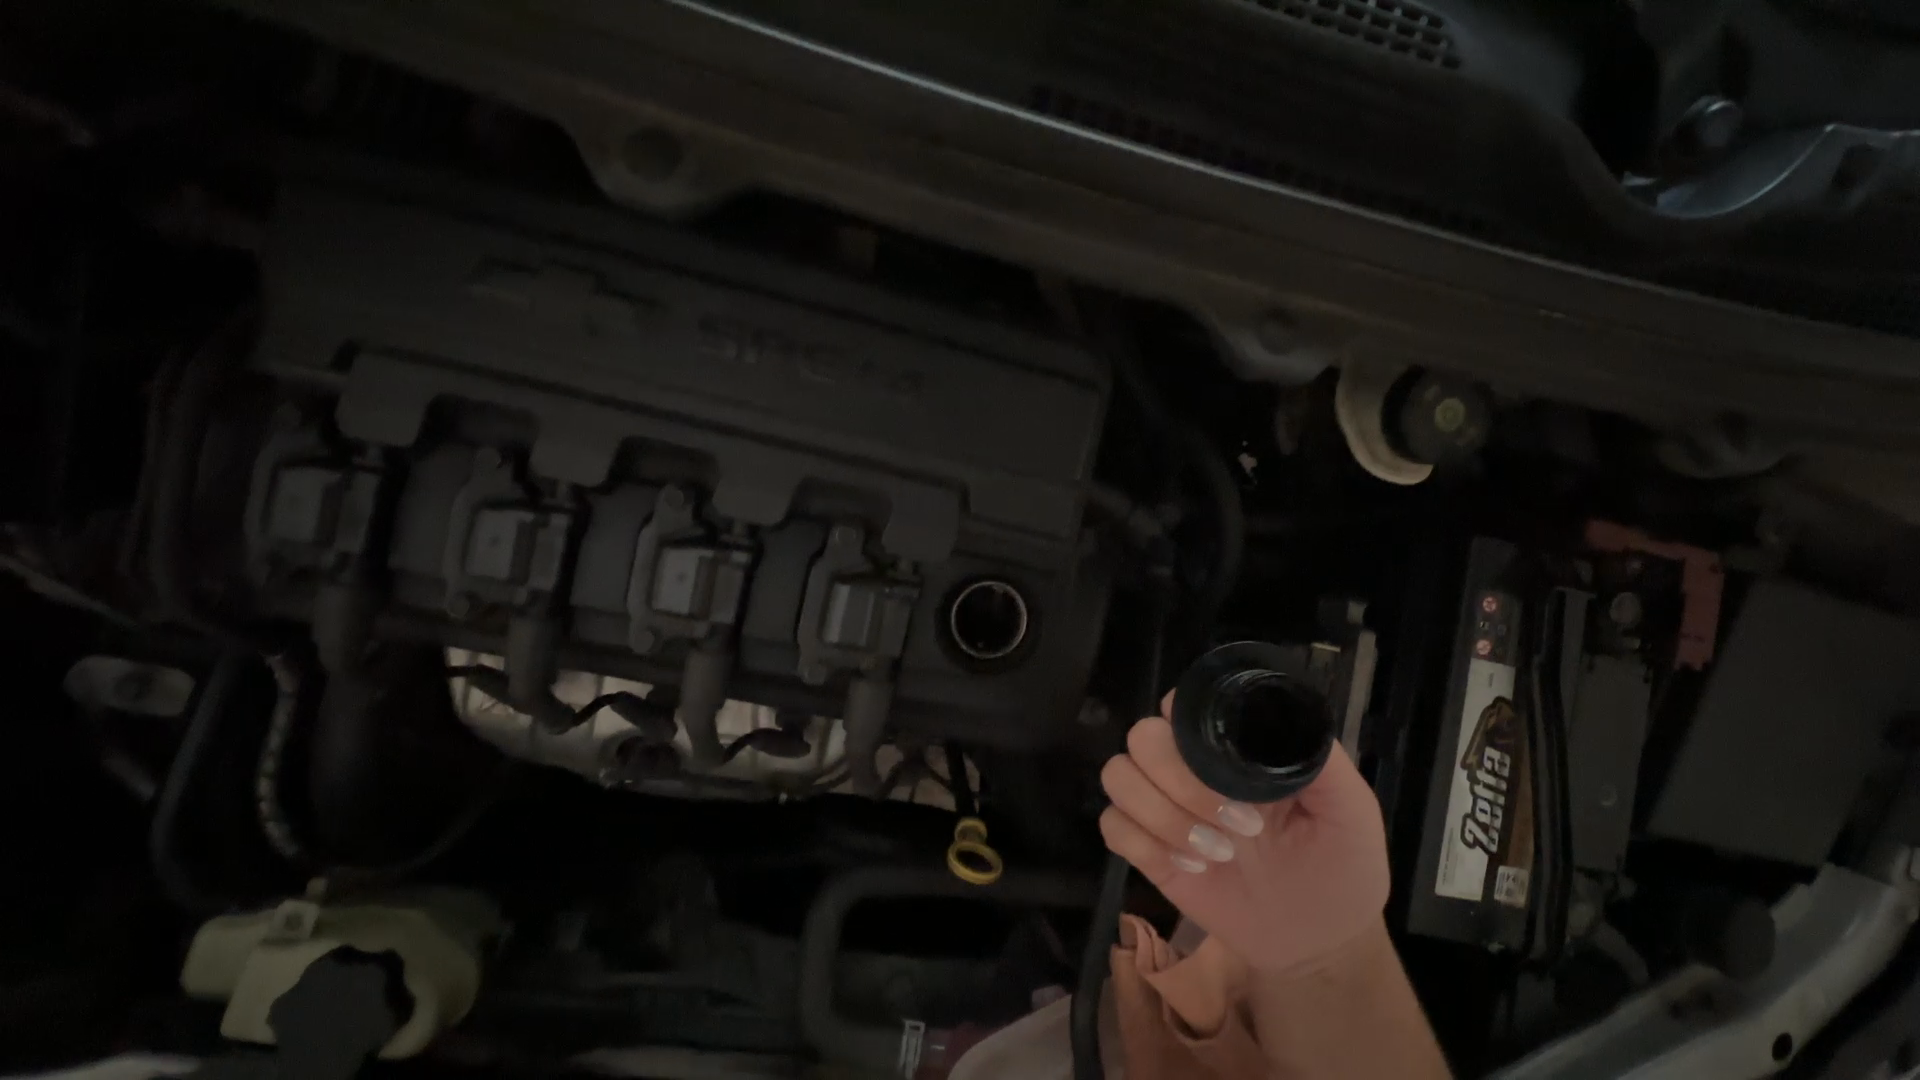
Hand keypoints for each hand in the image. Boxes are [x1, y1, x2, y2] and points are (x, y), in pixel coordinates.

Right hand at [1098, 698, 1390, 974]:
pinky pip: (1112, 826)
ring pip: (1118, 776)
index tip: (1215, 758)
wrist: (1321, 940)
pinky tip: (1191, 867)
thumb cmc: (1340, 865)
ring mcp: (1164, 807)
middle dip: (1178, 780)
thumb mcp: (1350, 810)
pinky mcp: (1147, 850)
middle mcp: (1188, 767)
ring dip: (1160, 813)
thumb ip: (1322, 761)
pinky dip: (1143, 844)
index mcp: (1230, 748)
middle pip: (1141, 737)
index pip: (1180, 705)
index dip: (1184, 722)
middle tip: (1236, 824)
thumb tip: (1286, 723)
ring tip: (1215, 852)